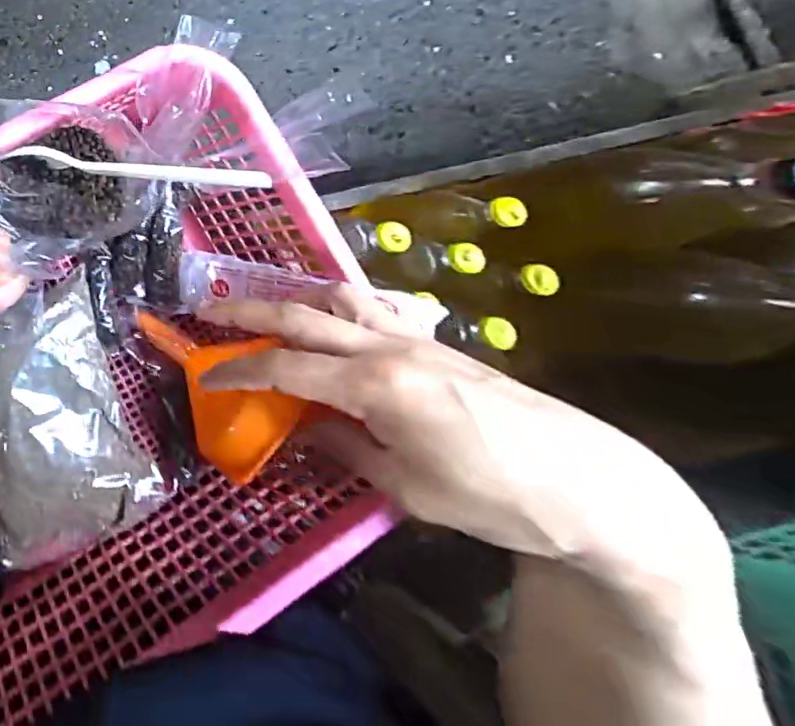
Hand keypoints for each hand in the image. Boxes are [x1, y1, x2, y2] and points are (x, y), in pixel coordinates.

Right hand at [196, 285, 730, 591]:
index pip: (284, 367)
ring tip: (273, 314)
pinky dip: (339, 310)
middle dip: (249, 312)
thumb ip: (346, 447)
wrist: (589, 481)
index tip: (205, 374)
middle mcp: (387, 346)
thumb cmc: (494, 496)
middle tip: (209, 309)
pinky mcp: (435, 342)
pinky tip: (338, 332)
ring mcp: (414, 337)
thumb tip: (303, 427)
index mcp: (374, 385)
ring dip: (297, 300)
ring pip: (340, 298)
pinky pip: (373, 310)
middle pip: (301, 315)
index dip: (238, 370)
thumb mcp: (407, 487)